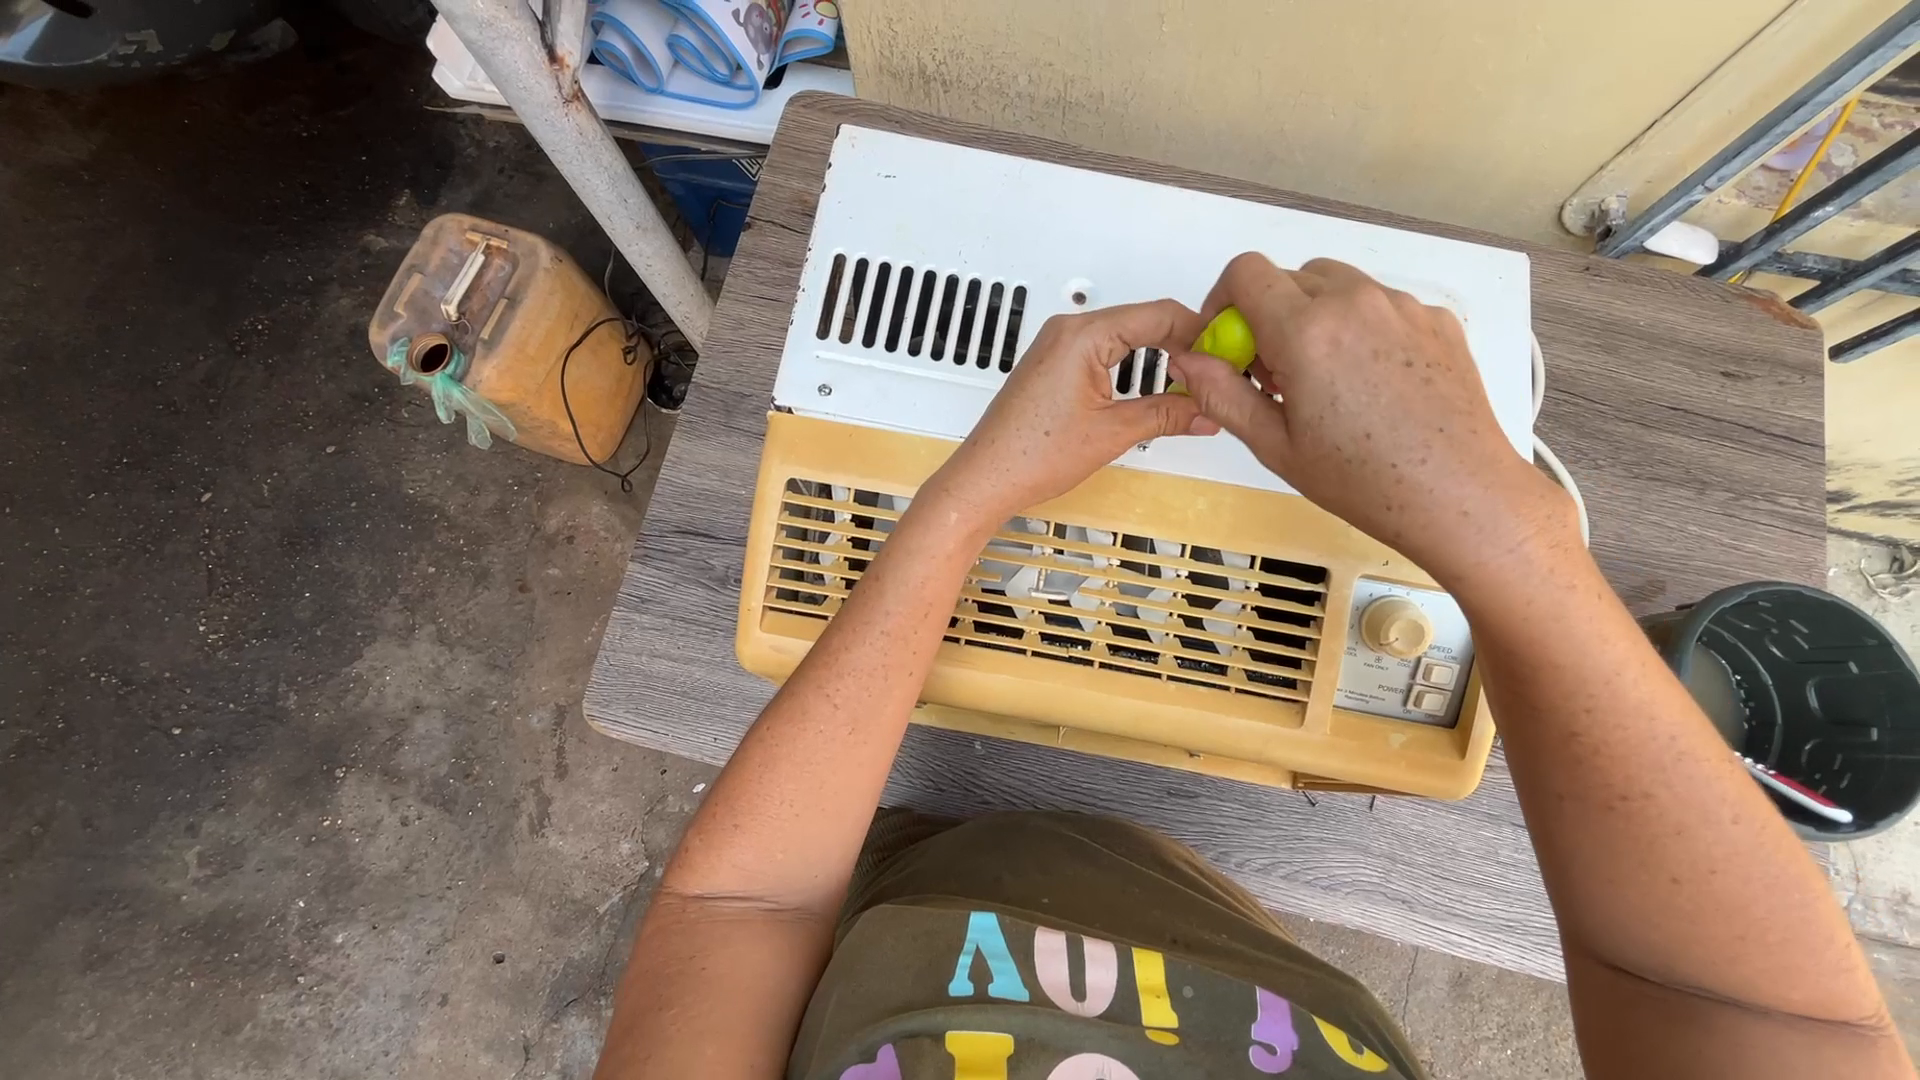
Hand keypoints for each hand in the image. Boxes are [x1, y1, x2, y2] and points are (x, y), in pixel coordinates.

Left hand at [923, 300, 1219, 527]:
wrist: (986, 479)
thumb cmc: (1031, 455)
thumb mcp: (1113, 434)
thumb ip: (1167, 415)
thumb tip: (1206, 411)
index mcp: (1083, 335)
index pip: (1158, 314)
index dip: (1198, 331)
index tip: (1225, 353)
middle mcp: (1067, 331)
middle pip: (1143, 321)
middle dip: (1181, 344)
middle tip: (1213, 372)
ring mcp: (1057, 346)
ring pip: (1124, 336)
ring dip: (1157, 356)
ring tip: (1188, 384)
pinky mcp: (1052, 365)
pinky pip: (1103, 351)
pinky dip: (1131, 365)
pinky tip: (1149, 387)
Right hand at [1167, 253, 1574, 585]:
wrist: (1459, 494)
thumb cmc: (1361, 479)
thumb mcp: (1273, 444)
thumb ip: (1221, 393)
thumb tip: (1186, 360)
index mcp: (1306, 331)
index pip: (1246, 272)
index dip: (1222, 300)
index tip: (1225, 341)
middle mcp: (1355, 302)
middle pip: (1289, 277)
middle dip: (1266, 315)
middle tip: (1272, 374)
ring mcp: (1402, 306)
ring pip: (1335, 286)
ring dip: (1312, 317)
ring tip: (1320, 379)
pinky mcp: (1435, 320)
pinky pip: (1379, 304)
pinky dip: (1357, 327)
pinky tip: (1367, 384)